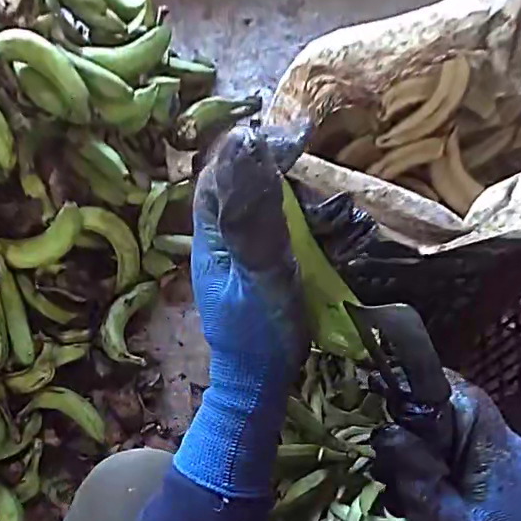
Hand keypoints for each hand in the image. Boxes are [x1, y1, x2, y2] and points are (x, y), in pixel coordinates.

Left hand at [175, 123, 309, 497]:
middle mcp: (219, 242)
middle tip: (299, 148)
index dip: (244, 151)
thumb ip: (255, 220)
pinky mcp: (257, 271)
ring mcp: (238, 258)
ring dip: (277, 187)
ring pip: (252, 206)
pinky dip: (288, 214)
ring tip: (308, 173)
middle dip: (263, 164)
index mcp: (210, 239)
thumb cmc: (258, 336)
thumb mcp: (259, 276)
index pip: (216, 177)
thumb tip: (249, 152)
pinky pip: (268, 229)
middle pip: (234, 187)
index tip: (284, 134)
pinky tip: (310, 212)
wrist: (259, 385)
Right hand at [373, 375, 520, 520]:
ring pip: (463, 433)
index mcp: (496, 451)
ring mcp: (516, 457)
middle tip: (389, 462)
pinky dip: (447, 464)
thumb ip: (414, 474)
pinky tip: (430, 494)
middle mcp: (512, 444)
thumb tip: (386, 431)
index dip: (428, 390)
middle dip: (420, 429)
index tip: (394, 400)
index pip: (466, 395)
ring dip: (430, 450)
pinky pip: (473, 452)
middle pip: (460, 412)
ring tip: (404, 487)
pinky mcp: (513, 472)